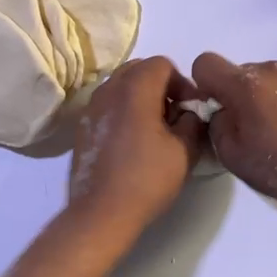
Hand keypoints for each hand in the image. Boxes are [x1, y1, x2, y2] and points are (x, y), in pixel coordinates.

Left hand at [66, 57, 205, 225]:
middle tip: (175, 114)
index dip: (182, 81)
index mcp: (135, 89)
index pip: (162, 64)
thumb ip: (193, 122)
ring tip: (155, 128)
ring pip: (120, 86)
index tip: (191, 107)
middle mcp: (109, 90)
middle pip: (138, 70)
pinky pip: (107, 105)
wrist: (100, 212)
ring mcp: (91, 108)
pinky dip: (123, 111)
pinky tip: (133, 141)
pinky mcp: (82, 127)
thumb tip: (189, 112)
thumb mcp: (184, 151)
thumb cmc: (146, 179)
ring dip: (141, 97)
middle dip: (160, 85)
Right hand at [190, 53, 276, 213]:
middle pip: (241, 71)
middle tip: (256, 124)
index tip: (219, 105)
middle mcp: (271, 69)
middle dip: (241, 93)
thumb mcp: (230, 154)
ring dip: (269, 93)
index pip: (206, 62)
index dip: (206, 83)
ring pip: (270, 76)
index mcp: (244, 85)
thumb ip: (216, 122)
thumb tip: (221, 109)